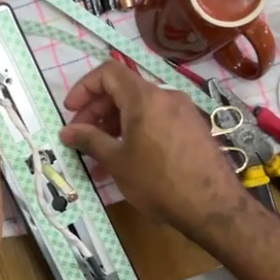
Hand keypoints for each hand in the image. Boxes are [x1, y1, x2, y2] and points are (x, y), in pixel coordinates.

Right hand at [58, 62, 251, 238]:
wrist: (212, 206)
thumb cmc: (157, 181)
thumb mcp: (116, 161)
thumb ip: (89, 140)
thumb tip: (67, 131)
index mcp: (144, 98)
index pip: (108, 72)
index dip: (84, 87)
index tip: (71, 111)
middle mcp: (166, 96)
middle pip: (123, 89)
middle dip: (96, 109)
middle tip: (81, 135)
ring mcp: (183, 111)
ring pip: (140, 106)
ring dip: (115, 122)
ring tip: (101, 151)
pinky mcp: (193, 127)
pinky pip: (156, 118)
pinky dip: (136, 129)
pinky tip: (128, 156)